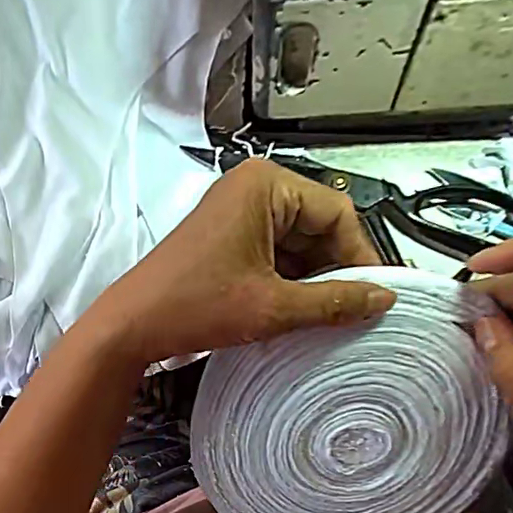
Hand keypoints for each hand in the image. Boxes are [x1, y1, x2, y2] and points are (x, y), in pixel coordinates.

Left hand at [74, 159, 391, 365]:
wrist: (131, 327)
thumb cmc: (192, 306)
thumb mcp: (272, 307)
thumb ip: (333, 301)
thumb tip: (381, 298)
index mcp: (266, 186)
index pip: (338, 213)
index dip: (361, 256)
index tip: (376, 294)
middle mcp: (251, 190)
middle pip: (318, 227)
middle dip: (335, 270)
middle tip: (354, 311)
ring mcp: (235, 214)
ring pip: (296, 245)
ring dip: (312, 281)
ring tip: (325, 318)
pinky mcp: (224, 240)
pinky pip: (272, 255)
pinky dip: (288, 283)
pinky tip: (296, 312)